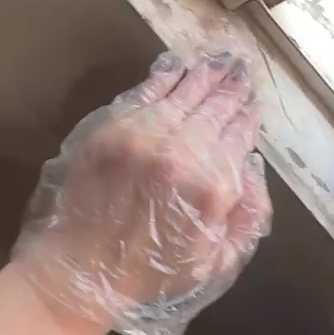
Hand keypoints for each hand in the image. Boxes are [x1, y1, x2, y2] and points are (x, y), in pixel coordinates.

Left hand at [12, 50, 271, 334]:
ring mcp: (141, 137)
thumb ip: (247, 215)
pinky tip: (176, 65)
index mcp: (212, 187)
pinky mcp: (109, 131)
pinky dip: (163, 77)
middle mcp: (181, 153)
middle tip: (241, 69)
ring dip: (203, 75)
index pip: (239, 137)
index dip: (247, 118)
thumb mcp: (217, 261)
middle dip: (231, 88)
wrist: (80, 274)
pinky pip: (144, 95)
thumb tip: (253, 167)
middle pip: (214, 109)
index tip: (251, 107)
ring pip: (182, 94)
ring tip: (217, 60)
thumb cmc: (153, 273)